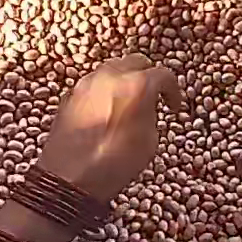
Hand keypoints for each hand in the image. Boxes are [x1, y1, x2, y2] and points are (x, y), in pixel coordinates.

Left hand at [37, 54, 182, 201]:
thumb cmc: (110, 165)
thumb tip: (147, 108)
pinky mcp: (70, 95)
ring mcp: (86, 84)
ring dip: (124, 80)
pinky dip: (105, 91)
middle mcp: (110, 77)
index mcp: (136, 85)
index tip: (173, 104)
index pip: (163, 75)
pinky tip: (108, 110)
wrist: (68, 179)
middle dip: (148, 76)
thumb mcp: (148, 142)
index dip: (173, 91)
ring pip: (112, 70)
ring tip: (130, 102)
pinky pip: (93, 85)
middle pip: (136, 62)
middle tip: (153, 95)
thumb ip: (151, 115)